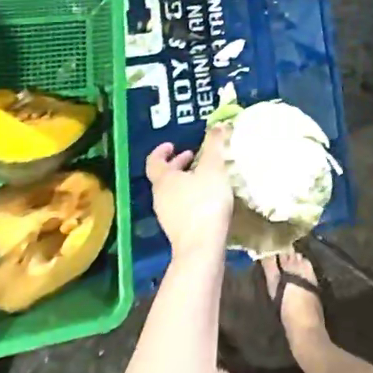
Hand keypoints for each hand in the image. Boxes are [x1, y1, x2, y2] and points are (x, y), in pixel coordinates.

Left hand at [146, 128, 233, 259]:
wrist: (201, 247)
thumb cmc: (204, 202)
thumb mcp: (213, 168)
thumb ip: (214, 146)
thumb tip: (217, 125)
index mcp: (164, 179)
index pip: (154, 160)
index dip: (161, 151)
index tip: (173, 144)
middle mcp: (160, 196)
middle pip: (163, 177)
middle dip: (177, 165)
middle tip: (193, 157)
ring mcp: (166, 216)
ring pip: (172, 193)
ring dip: (184, 182)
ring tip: (203, 178)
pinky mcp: (177, 231)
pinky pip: (179, 207)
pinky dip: (189, 198)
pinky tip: (206, 201)